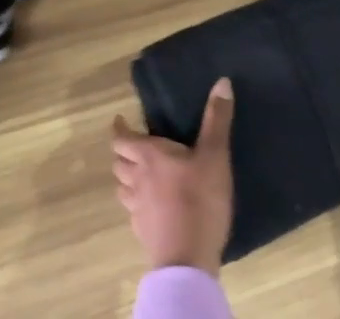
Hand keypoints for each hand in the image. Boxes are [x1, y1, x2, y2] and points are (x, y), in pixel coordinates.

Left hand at [112, 77, 235, 273]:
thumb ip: (217, 119)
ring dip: (127, 175)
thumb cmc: (200, 199)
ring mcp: (137, 209)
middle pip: (118, 162)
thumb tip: (222, 81)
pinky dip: (137, 199)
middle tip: (135, 143)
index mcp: (150, 157)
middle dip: (123, 150)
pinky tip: (153, 203)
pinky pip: (133, 208)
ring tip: (141, 171)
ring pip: (122, 186)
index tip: (119, 119)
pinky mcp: (143, 231)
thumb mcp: (215, 155)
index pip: (122, 139)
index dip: (118, 128)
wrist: (187, 259)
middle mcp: (136, 180)